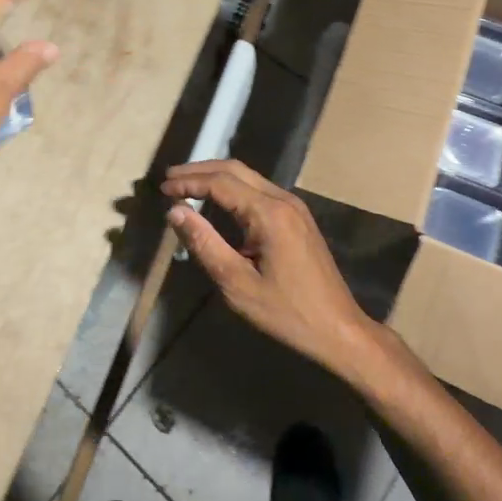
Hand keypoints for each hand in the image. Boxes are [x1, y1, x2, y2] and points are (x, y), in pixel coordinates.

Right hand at [163, 159, 379, 373]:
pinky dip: (232, 188)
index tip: (163, 189)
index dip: (189, 182)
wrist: (339, 330)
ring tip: (186, 185)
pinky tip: (217, 200)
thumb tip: (175, 211)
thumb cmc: (287, 312)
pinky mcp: (298, 218)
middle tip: (170, 178)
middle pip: (235, 170)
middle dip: (200, 170)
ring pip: (248, 177)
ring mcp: (294, 207)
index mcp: (269, 214)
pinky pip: (258, 190)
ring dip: (216, 177)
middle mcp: (283, 200)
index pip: (220, 183)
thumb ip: (205, 244)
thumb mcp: (237, 283)